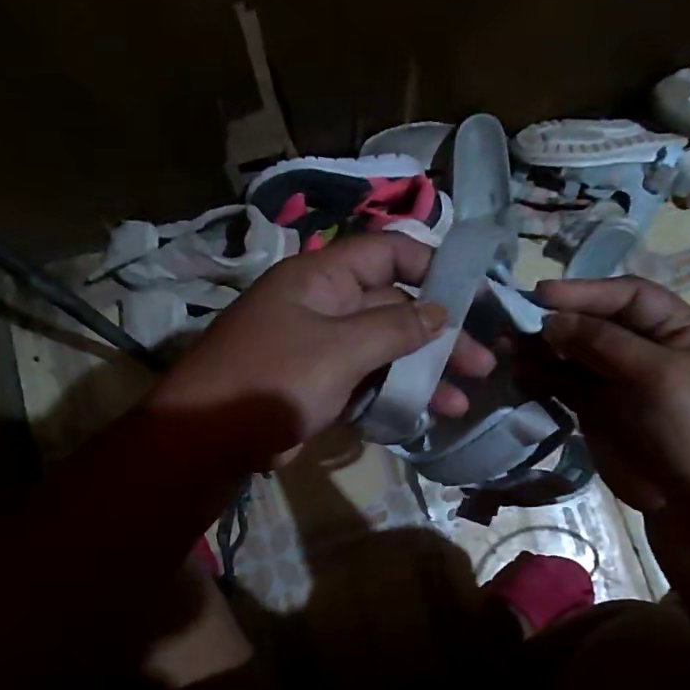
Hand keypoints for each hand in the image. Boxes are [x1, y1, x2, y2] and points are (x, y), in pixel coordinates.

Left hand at [148, 234, 494, 465]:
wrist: (207, 437)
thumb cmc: (273, 379)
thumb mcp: (339, 349)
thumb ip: (394, 328)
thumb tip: (440, 311)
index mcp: (321, 278)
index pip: (386, 252)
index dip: (432, 267)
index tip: (472, 295)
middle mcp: (321, 305)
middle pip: (391, 307)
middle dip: (437, 336)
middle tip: (481, 365)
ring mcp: (317, 348)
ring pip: (381, 351)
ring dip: (420, 374)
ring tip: (460, 401)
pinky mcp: (314, 386)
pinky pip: (362, 382)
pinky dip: (390, 397)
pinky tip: (423, 415)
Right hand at [531, 277, 689, 517]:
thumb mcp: (658, 373)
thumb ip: (603, 342)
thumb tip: (551, 319)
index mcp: (682, 331)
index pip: (629, 297)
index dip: (586, 292)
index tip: (540, 294)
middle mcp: (649, 351)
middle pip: (596, 324)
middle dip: (556, 322)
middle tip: (512, 322)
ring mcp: (621, 383)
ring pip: (574, 355)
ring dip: (541, 349)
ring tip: (505, 347)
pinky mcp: (598, 412)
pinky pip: (565, 385)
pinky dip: (541, 377)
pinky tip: (518, 372)